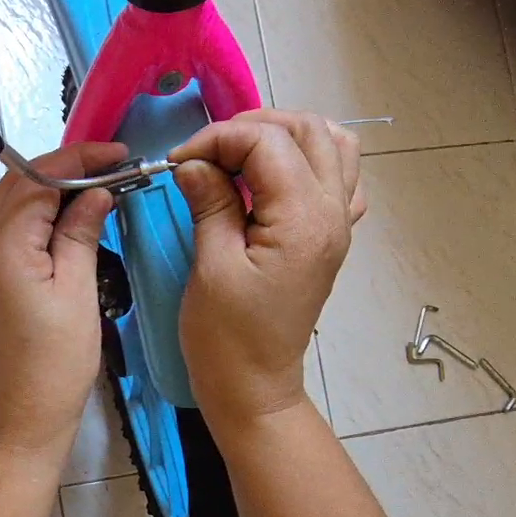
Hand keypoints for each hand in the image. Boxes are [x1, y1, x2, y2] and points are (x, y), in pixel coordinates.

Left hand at [0, 142, 125, 455]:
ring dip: (46, 190)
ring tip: (93, 188)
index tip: (120, 155)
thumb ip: (82, 234)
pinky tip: (65, 221)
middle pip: (17, 186)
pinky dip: (34, 216)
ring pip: (8, 206)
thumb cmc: (56, 364)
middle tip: (109, 167)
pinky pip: (5, 232)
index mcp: (2, 247)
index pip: (38, 179)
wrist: (22, 420)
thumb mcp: (78, 293)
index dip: (80, 159)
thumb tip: (96, 194)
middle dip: (62, 168)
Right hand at [171, 110, 366, 426]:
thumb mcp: (210, 267)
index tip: (178, 163)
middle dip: (251, 128)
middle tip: (205, 153)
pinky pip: (336, 178)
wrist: (253, 387)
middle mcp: (332, 212)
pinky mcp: (329, 237)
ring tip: (238, 156)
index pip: (268, 142)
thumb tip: (193, 162)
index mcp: (302, 219)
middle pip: (307, 130)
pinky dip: (306, 163)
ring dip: (283, 137)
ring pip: (331, 144)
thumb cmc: (225, 338)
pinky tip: (272, 181)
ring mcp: (337, 224)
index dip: (218, 139)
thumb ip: (209, 203)